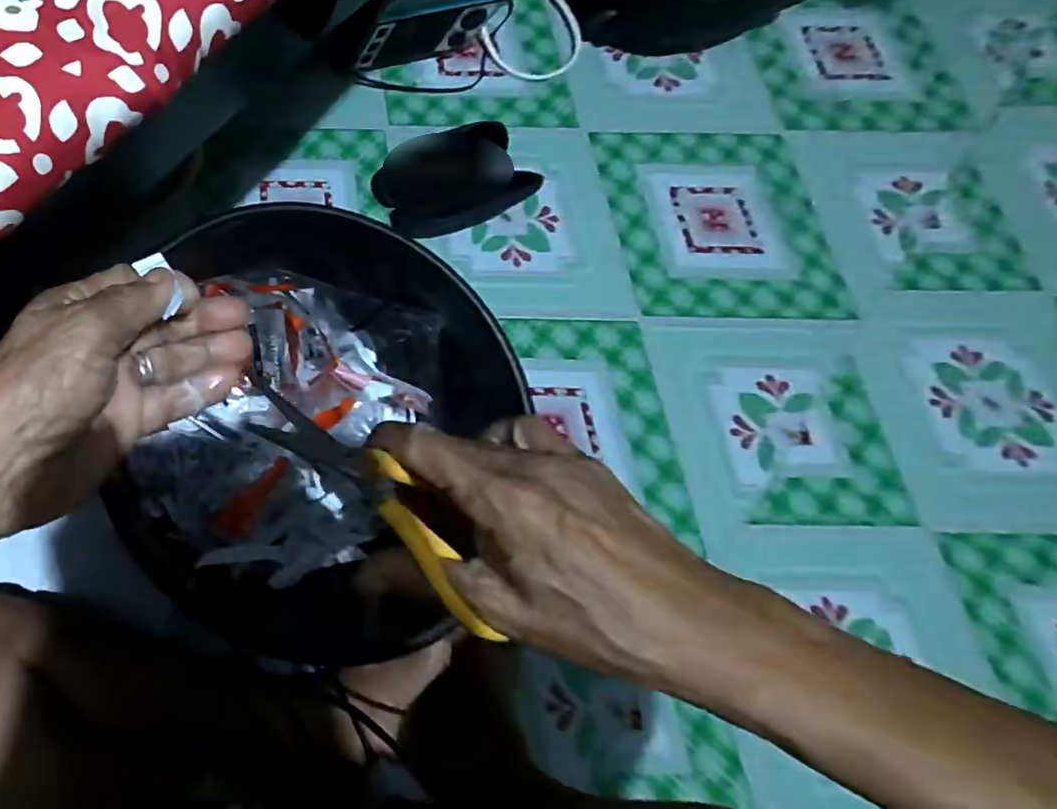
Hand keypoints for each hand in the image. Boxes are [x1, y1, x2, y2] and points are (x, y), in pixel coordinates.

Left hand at [0, 264, 250, 543]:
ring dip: (207, 354)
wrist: (3, 464)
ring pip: (168, 363)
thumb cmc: (43, 380)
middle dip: (200, 320)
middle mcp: (99, 344)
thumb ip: (135, 302)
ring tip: (246, 349)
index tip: (202, 294)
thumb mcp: (87, 326)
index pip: (132, 289)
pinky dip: (197, 390)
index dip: (169, 289)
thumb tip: (174, 282)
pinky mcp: (125, 424)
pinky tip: (229, 380)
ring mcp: (113, 386)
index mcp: (79, 310)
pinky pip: (167, 400)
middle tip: (243, 318)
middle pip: (158, 325)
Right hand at [369, 416, 764, 697]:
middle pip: (448, 442)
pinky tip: (519, 485)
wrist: (691, 620)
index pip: (417, 442)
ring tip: (476, 501)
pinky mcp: (583, 458)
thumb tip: (365, 571)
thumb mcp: (499, 607)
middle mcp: (521, 459)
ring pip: (484, 437)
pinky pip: (525, 434)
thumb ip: (426, 574)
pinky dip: (504, 448)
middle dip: (422, 469)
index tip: (372, 472)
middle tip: (427, 514)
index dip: (382, 447)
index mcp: (495, 493)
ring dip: (464, 460)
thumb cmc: (589, 622)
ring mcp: (557, 453)